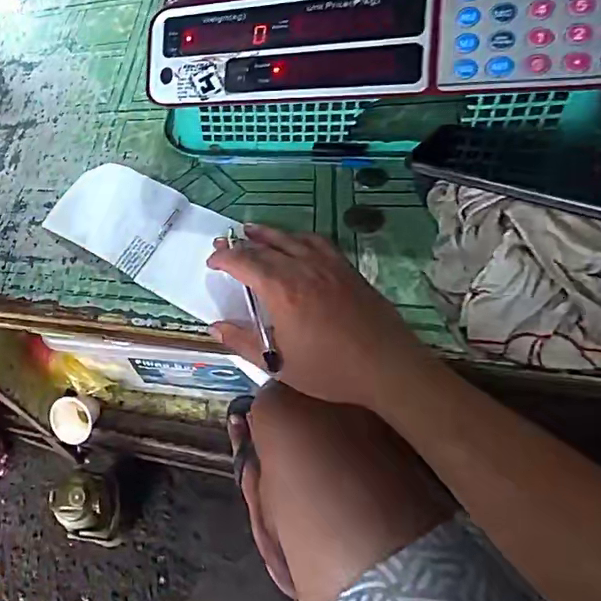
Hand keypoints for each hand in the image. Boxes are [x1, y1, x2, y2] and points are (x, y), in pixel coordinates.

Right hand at [207, 224, 426, 408]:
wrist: (388, 367)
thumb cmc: (330, 371)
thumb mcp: (279, 364)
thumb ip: (243, 342)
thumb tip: (216, 326)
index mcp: (281, 291)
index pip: (244, 262)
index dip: (224, 258)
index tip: (212, 262)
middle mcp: (302, 269)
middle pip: (264, 247)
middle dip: (240, 244)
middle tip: (224, 245)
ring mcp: (327, 266)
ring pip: (290, 239)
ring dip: (267, 233)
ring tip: (251, 230)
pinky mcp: (346, 269)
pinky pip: (317, 242)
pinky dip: (298, 237)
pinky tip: (294, 241)